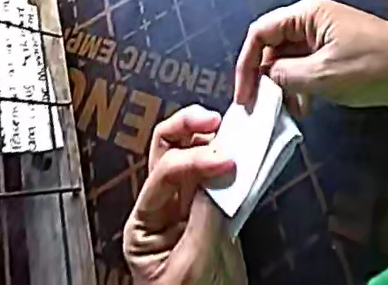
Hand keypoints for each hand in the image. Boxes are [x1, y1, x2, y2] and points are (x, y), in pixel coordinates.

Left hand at [123, 106, 244, 284]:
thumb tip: (220, 172)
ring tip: (231, 129)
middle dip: (189, 126)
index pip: (165, 171)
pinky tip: (243, 152)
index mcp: (144, 224)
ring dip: (210, 136)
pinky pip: (219, 175)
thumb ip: (204, 217)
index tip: (226, 162)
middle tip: (216, 119)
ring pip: (192, 152)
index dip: (196, 160)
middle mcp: (162, 207)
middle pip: (167, 146)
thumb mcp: (192, 268)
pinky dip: (230, 157)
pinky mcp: (214, 211)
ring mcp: (188, 206)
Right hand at [234, 0, 387, 113]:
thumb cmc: (372, 66)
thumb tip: (265, 77)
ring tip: (284, 112)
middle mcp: (311, 19)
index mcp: (305, 14)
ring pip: (289, 57)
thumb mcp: (323, 75)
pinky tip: (304, 108)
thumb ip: (287, 76)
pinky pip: (306, 65)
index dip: (246, 63)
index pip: (260, 32)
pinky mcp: (335, 51)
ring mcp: (324, 34)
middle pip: (273, 44)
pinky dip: (300, 85)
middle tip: (259, 109)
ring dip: (282, 84)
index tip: (244, 96)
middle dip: (263, 75)